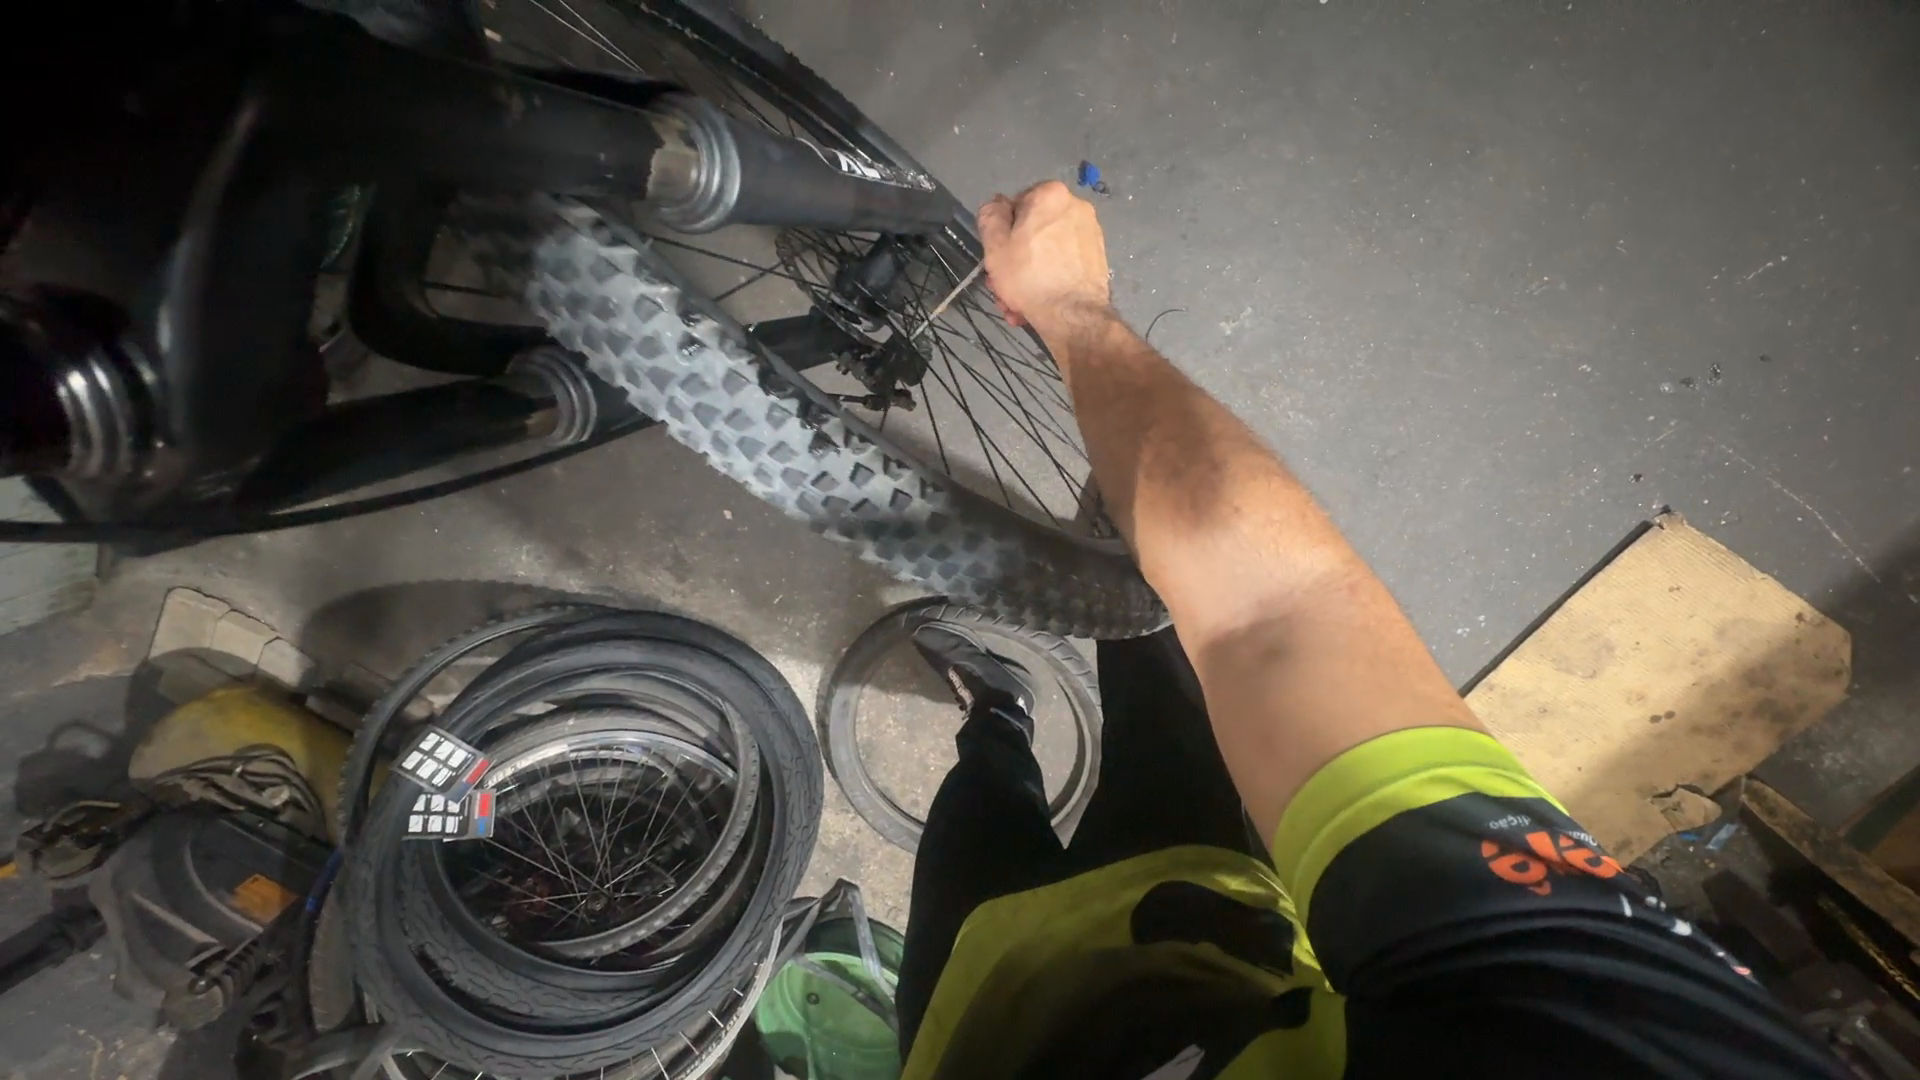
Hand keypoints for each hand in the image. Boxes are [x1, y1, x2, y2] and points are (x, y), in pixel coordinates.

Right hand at [976, 181, 1111, 331]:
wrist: (1073, 315)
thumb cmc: (1029, 277)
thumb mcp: (995, 246)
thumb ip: (990, 217)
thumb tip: (997, 206)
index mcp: (1049, 194)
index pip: (1015, 208)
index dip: (1002, 236)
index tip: (997, 261)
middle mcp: (1075, 206)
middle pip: (1033, 233)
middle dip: (1015, 262)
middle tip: (1005, 288)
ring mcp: (1090, 232)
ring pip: (1048, 252)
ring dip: (1030, 276)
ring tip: (1020, 303)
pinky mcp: (1098, 257)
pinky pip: (1064, 264)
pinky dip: (1051, 280)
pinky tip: (1041, 302)